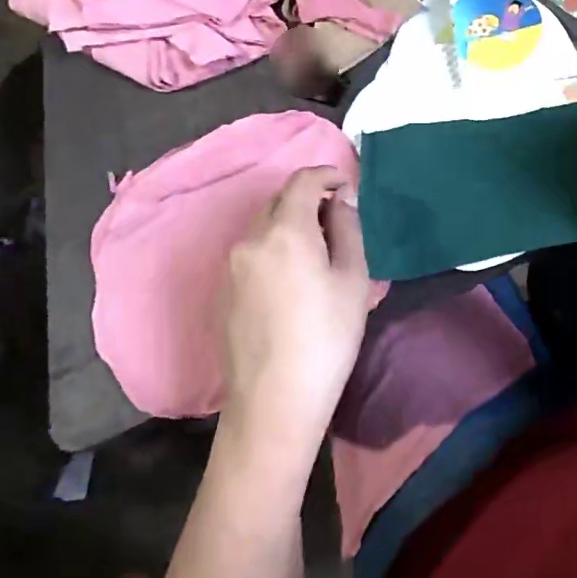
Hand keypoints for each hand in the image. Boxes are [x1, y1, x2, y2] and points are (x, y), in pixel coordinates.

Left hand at [223, 167, 371, 437]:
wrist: (275, 402)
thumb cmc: (327, 336)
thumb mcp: (353, 277)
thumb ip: (347, 228)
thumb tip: (340, 200)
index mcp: (284, 230)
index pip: (301, 180)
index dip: (327, 175)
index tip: (347, 188)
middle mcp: (250, 240)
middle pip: (279, 201)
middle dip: (309, 200)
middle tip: (338, 222)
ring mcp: (231, 268)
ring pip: (264, 228)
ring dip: (291, 225)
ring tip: (319, 253)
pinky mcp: (223, 293)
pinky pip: (253, 253)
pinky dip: (275, 249)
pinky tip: (294, 281)